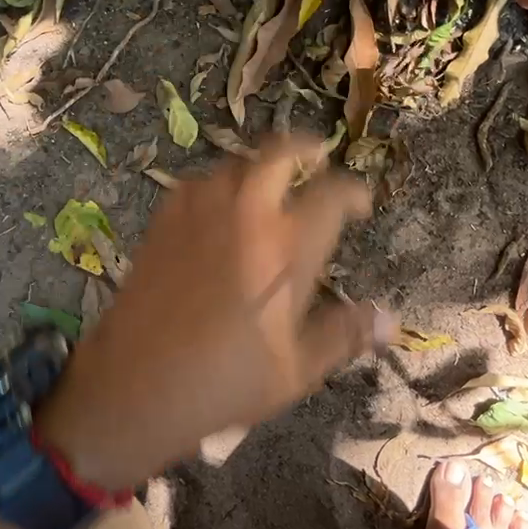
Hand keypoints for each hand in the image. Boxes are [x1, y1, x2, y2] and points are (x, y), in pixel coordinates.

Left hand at [35, 136, 388, 490]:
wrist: (138, 381)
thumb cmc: (226, 380)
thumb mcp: (297, 369)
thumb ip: (344, 334)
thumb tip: (390, 319)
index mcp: (287, 246)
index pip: (332, 195)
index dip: (353, 191)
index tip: (361, 201)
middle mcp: (245, 214)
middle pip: (278, 154)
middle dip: (304, 147)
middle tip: (317, 155)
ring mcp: (199, 212)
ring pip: (234, 165)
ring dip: (258, 167)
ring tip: (269, 183)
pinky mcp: (163, 221)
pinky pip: (195, 184)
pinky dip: (216, 185)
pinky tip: (219, 206)